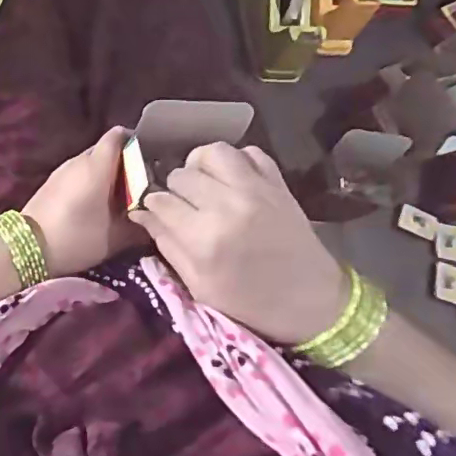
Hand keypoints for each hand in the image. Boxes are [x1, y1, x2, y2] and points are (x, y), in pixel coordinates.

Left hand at [20, 127, 143, 276]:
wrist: (27, 248)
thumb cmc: (77, 237)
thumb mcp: (116, 237)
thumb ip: (141, 225)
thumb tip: (158, 217)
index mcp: (97, 165)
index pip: (118, 135)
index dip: (136, 142)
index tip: (149, 160)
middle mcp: (78, 161)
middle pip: (106, 150)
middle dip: (124, 163)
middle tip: (139, 186)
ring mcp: (61, 171)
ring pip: (91, 164)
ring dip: (105, 176)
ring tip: (118, 198)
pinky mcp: (50, 184)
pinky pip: (77, 175)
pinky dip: (89, 184)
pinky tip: (95, 205)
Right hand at [129, 143, 348, 344]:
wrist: (313, 302)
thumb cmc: (250, 303)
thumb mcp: (199, 285)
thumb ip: (167, 244)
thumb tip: (142, 213)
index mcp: (205, 238)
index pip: (160, 201)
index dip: (152, 205)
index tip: (155, 213)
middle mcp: (228, 205)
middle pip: (181, 175)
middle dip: (174, 188)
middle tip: (181, 205)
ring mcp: (256, 189)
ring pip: (213, 152)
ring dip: (200, 165)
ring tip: (202, 184)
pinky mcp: (278, 183)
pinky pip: (249, 152)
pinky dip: (235, 161)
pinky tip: (231, 181)